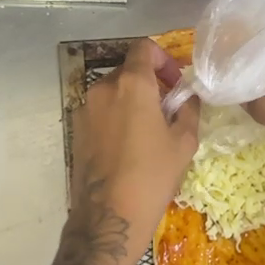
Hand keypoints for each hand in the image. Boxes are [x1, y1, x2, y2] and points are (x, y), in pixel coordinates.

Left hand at [69, 39, 200, 233]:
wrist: (109, 216)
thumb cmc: (152, 176)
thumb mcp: (184, 142)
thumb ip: (189, 110)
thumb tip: (187, 98)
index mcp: (131, 85)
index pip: (144, 48)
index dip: (162, 58)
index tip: (175, 83)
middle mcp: (103, 89)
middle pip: (128, 71)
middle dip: (150, 83)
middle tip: (168, 110)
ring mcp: (85, 110)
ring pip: (113, 92)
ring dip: (132, 101)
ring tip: (149, 131)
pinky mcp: (76, 130)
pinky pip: (101, 112)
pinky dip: (116, 117)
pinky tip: (129, 147)